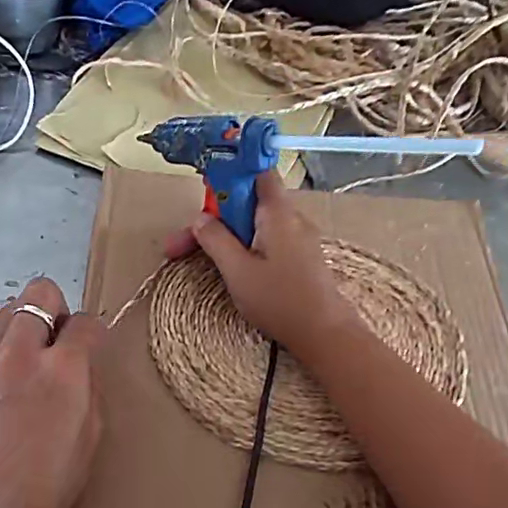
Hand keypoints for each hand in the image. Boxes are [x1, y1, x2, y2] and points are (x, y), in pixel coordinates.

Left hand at [0, 278, 104, 507]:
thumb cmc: (51, 481)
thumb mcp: (91, 430)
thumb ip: (87, 383)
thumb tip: (82, 360)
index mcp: (62, 370)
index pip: (85, 321)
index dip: (93, 332)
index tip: (92, 346)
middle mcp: (21, 353)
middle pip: (39, 293)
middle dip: (56, 310)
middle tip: (60, 343)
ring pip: (10, 309)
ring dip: (27, 324)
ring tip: (33, 360)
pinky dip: (6, 345)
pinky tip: (11, 378)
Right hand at [163, 171, 357, 356]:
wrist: (325, 333)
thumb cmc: (280, 301)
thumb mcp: (237, 271)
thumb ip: (216, 240)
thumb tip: (201, 218)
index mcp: (277, 213)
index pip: (256, 173)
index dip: (228, 177)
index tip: (202, 199)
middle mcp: (292, 219)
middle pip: (249, 203)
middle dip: (215, 220)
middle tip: (182, 247)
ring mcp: (300, 239)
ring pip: (257, 226)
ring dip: (228, 237)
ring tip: (203, 261)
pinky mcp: (302, 259)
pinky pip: (269, 242)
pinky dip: (246, 249)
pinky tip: (234, 270)